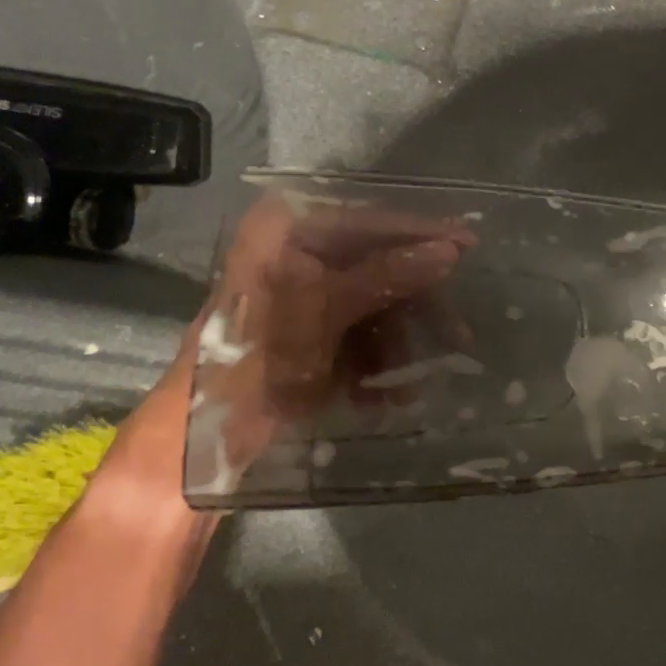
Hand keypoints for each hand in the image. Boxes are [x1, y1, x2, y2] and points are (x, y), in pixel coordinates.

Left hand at [98, 194, 473, 511]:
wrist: (195, 444)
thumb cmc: (254, 367)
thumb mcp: (323, 318)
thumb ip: (385, 277)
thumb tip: (449, 249)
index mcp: (284, 235)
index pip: (366, 221)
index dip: (419, 234)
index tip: (469, 246)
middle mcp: (292, 255)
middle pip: (376, 265)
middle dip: (414, 307)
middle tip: (458, 335)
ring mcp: (299, 294)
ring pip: (372, 304)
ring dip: (397, 346)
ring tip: (409, 389)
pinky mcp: (304, 331)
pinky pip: (356, 333)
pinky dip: (375, 362)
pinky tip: (383, 396)